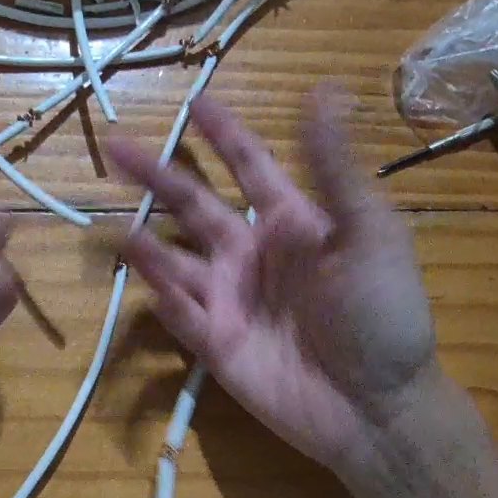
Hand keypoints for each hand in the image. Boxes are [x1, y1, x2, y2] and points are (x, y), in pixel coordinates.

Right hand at [106, 86, 439, 478]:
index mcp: (292, 223)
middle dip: (158, 178)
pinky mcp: (216, 345)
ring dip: (145, 245)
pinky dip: (164, 299)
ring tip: (114, 228)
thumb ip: (336, 169)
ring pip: (175, 263)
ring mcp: (231, 300)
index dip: (223, 134)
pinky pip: (182, 317)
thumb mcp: (370, 234)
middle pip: (195, 207)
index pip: (249, 167)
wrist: (377, 406)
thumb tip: (324, 90)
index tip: (194, 102)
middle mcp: (252, 255)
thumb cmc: (383, 315)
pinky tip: (146, 278)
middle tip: (116, 150)